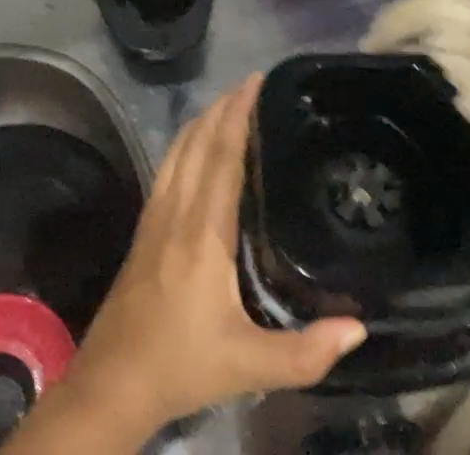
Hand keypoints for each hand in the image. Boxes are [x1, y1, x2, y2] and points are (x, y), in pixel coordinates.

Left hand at [61, 75, 366, 431]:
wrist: (110, 385)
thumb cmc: (179, 366)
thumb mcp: (248, 366)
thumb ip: (306, 353)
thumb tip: (358, 328)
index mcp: (202, 235)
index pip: (221, 159)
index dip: (238, 117)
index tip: (256, 83)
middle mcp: (175, 216)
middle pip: (196, 146)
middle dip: (222, 109)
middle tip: (250, 84)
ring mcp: (153, 222)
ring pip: (175, 155)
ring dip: (201, 124)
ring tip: (226, 104)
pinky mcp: (142, 234)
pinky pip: (166, 172)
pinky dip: (183, 147)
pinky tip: (193, 150)